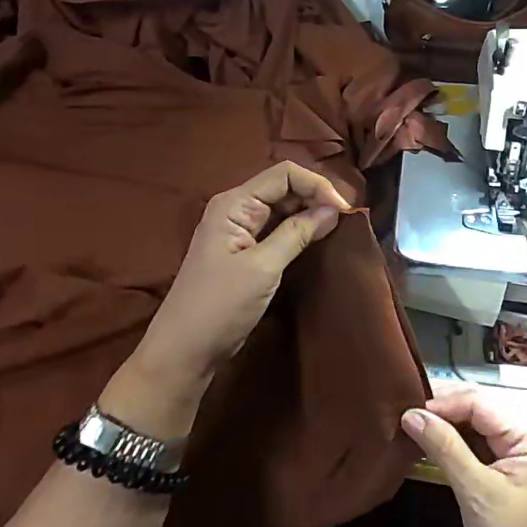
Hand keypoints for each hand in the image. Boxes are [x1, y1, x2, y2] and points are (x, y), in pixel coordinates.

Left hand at [105, 162, 348, 438]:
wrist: (182, 353)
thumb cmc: (219, 307)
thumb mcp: (263, 268)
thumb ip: (297, 233)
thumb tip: (333, 210)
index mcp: (234, 204)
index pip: (284, 174)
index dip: (317, 185)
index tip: (343, 210)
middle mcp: (236, 208)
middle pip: (284, 186)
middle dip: (315, 196)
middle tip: (345, 220)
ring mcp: (239, 229)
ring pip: (282, 207)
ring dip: (309, 213)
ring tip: (336, 228)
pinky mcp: (244, 250)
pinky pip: (277, 228)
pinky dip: (299, 230)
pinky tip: (317, 239)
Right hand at [402, 386, 526, 526]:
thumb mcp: (477, 493)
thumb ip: (445, 448)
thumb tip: (411, 413)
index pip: (481, 402)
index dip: (444, 402)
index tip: (407, 407)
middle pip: (479, 409)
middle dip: (443, 409)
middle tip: (405, 410)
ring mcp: (518, 454)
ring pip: (475, 426)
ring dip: (445, 425)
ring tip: (411, 421)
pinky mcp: (506, 471)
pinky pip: (476, 445)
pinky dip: (453, 443)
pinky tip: (429, 441)